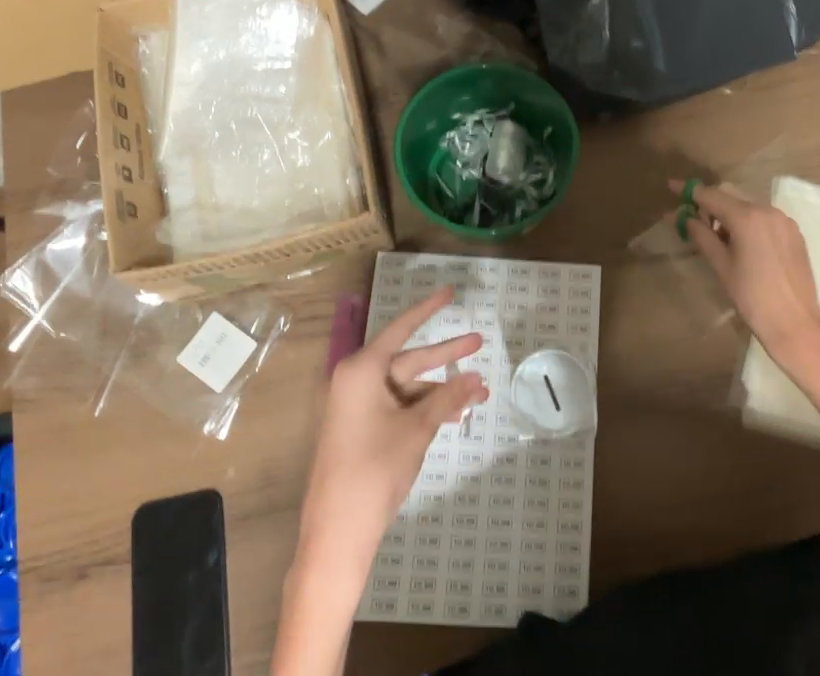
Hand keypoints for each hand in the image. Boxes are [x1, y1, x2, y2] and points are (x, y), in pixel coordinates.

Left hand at [298, 286, 488, 563]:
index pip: (401, 329)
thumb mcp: (417, 429)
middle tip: (480, 343)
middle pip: (408, 359)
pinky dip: (425, 408)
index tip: (450, 292)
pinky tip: (455, 415)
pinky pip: (398, 406)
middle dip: (446, 357)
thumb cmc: (375, 469)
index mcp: (362, 370)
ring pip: (407, 387)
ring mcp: (357, 406)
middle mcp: (356, 381)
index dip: (428, 310)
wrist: (339, 527)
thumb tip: (476, 377)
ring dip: (441, 390)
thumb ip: (447, 398)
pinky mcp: (361, 428)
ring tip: (480, 394)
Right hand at [674, 180, 819, 368]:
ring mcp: (784, 220)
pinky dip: (748, 222)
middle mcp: (767, 210)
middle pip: (731, 195)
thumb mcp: (721, 266)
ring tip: (718, 238)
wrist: (794, 322)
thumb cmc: (751, 297)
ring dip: (729, 214)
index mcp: (747, 217)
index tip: (671, 187)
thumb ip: (701, 235)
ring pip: (749, 206)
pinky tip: (742, 245)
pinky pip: (765, 217)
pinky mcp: (794, 233)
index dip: (689, 191)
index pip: (711, 195)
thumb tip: (681, 216)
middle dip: (710, 203)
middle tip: (693, 222)